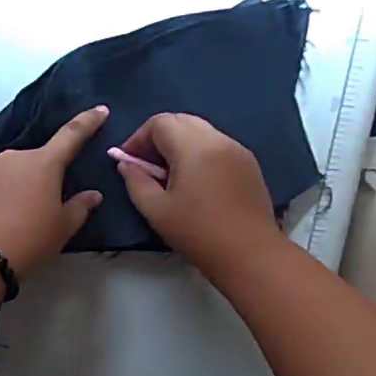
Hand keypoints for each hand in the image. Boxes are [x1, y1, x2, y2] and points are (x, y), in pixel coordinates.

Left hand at [0, 105, 107, 275]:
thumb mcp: (62, 229)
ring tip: (14, 218)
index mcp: (44, 163)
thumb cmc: (28, 240)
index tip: (100, 110)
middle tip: (42, 207)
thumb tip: (93, 195)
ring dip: (16, 187)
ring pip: (10, 172)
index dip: (89, 121)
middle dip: (42, 177)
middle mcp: (14, 156)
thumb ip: (80, 208)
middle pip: (36, 161)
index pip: (72, 135)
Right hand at [111, 113, 282, 277]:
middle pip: (182, 121)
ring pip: (201, 132)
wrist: (249, 254)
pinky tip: (194, 182)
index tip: (127, 161)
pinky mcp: (248, 164)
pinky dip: (199, 153)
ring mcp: (237, 150)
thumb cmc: (198, 233)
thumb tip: (125, 163)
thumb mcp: (157, 211)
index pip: (159, 123)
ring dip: (179, 145)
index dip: (137, 138)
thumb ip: (136, 182)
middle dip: (158, 137)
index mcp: (193, 147)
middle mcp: (218, 139)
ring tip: (169, 176)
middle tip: (145, 166)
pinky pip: (217, 146)